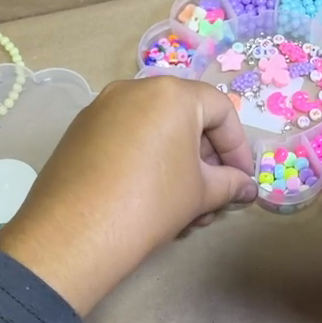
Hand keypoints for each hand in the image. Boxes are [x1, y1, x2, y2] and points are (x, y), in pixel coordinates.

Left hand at [0, 76, 255, 314]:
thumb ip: (229, 184)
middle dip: (206, 158)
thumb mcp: (199, 194)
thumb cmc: (150, 204)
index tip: (243, 180)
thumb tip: (246, 187)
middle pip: (186, 116)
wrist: (75, 234)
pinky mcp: (79, 131)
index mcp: (171, 93)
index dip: (238, 147)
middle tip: (214, 196)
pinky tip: (149, 197)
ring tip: (182, 206)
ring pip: (154, 129)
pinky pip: (126, 137)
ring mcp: (102, 107)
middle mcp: (134, 88)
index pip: (221, 110)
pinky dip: (146, 159)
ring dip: (177, 163)